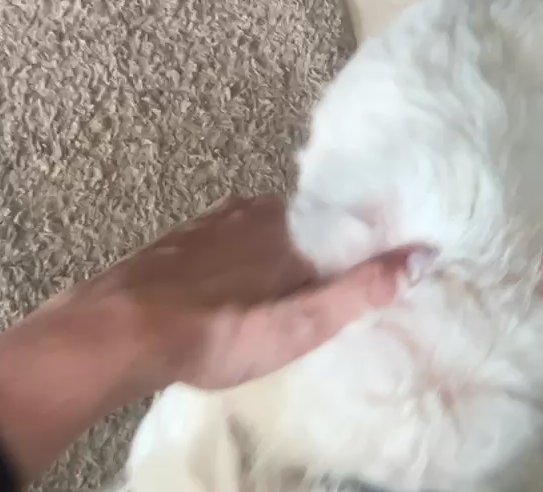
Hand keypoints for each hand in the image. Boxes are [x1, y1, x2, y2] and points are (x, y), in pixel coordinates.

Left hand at [66, 194, 426, 392]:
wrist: (119, 332)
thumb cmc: (221, 331)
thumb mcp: (301, 323)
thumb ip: (361, 289)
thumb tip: (423, 254)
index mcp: (294, 229)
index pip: (344, 222)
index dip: (359, 239)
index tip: (369, 258)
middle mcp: (257, 211)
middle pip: (302, 221)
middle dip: (316, 243)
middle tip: (319, 280)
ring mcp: (215, 221)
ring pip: (261, 225)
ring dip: (275, 245)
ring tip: (278, 281)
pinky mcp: (181, 237)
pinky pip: (225, 233)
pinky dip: (237, 249)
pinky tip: (227, 276)